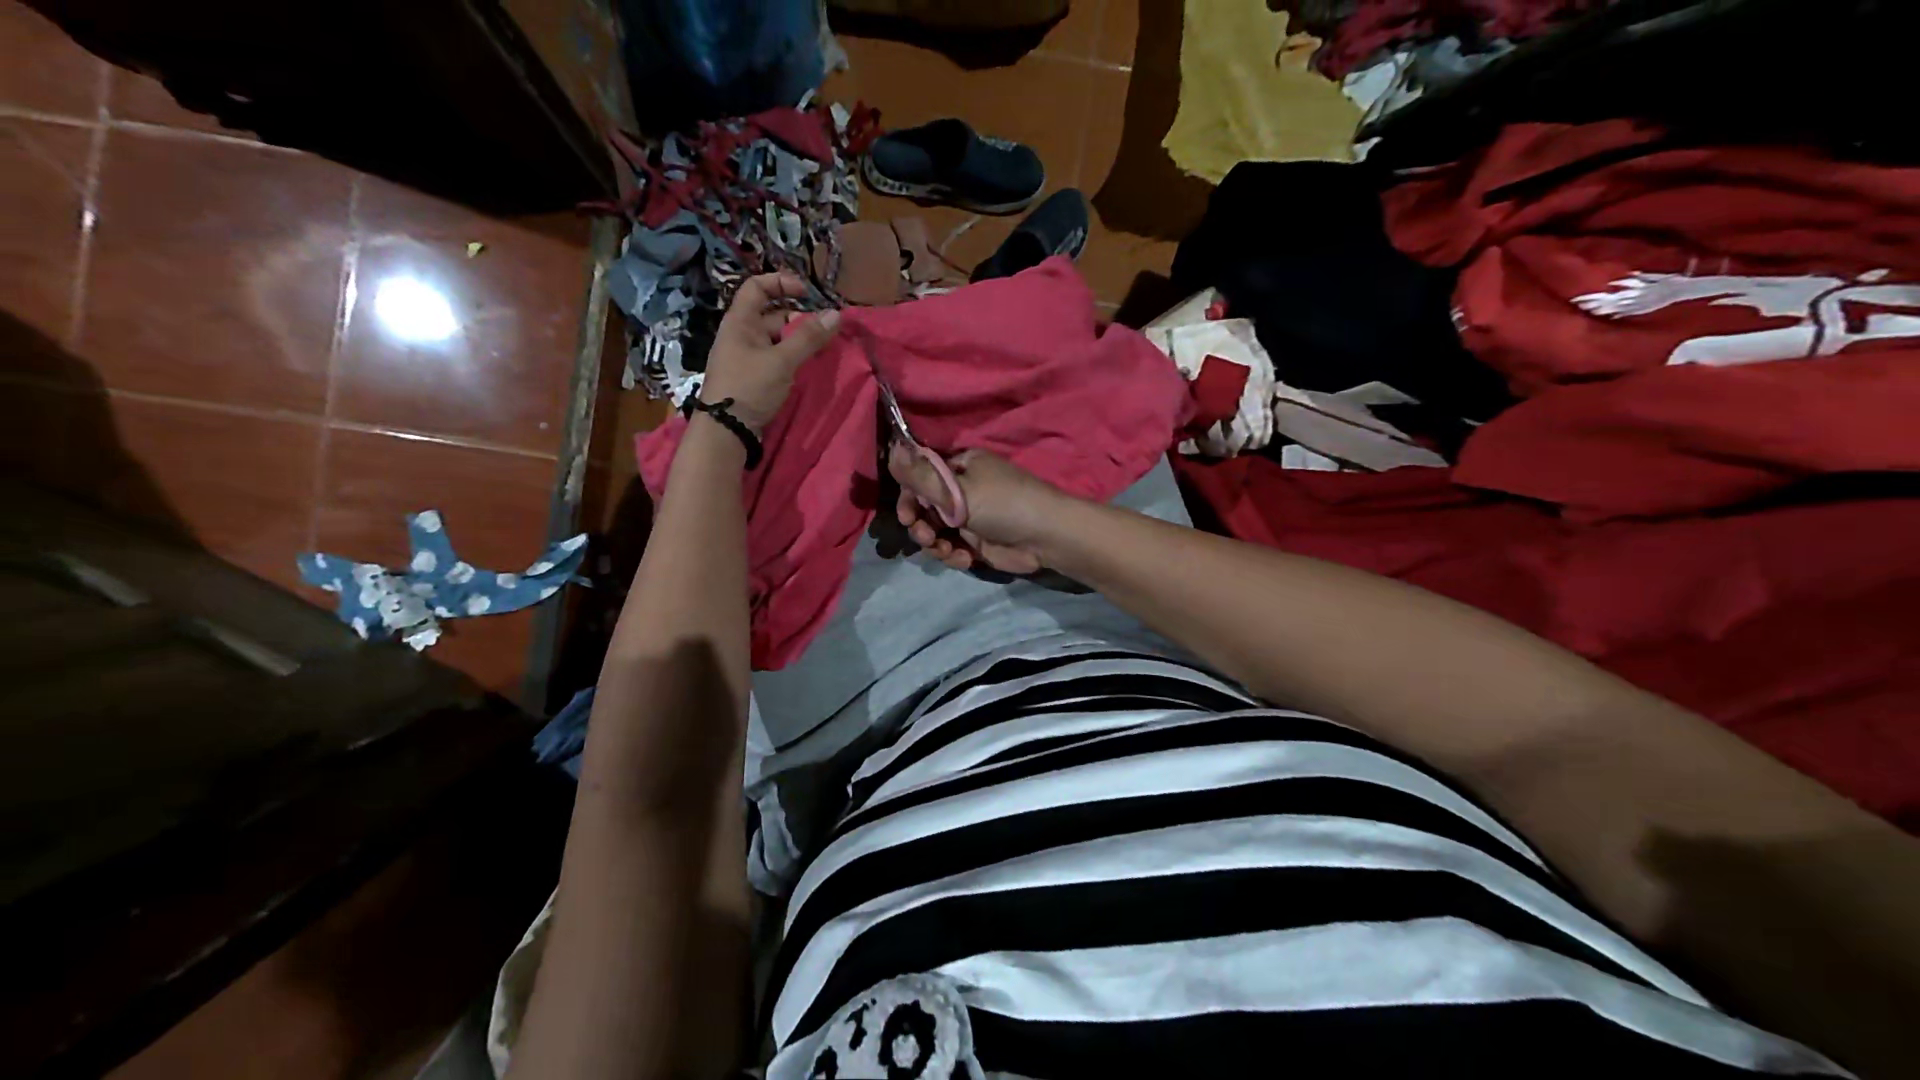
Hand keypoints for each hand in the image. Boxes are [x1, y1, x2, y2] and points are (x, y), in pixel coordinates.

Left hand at [699, 272, 841, 432]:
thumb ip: (808, 338)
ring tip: (820, 351)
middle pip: (772, 315)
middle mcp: (741, 334)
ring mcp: (746, 356)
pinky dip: (792, 357)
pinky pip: (775, 357)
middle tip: (822, 333)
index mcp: (740, 321)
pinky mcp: (752, 376)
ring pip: (776, 339)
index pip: (757, 287)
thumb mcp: (782, 361)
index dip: (781, 282)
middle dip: (799, 320)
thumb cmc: (749, 387)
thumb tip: (835, 314)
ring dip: (798, 341)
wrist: (726, 429)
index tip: (807, 292)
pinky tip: (806, 366)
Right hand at [888, 446, 1072, 574]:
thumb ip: (920, 475)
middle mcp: (963, 489)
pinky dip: (952, 554)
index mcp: (960, 467)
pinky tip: (963, 559)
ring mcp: (970, 517)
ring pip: (936, 531)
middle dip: (920, 524)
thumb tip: (891, 448)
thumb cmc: (1003, 504)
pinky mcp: (977, 542)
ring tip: (945, 550)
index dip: (909, 497)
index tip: (907, 514)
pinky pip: (951, 547)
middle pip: (924, 506)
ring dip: (934, 543)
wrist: (1046, 537)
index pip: (922, 477)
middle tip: (925, 536)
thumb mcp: (958, 489)